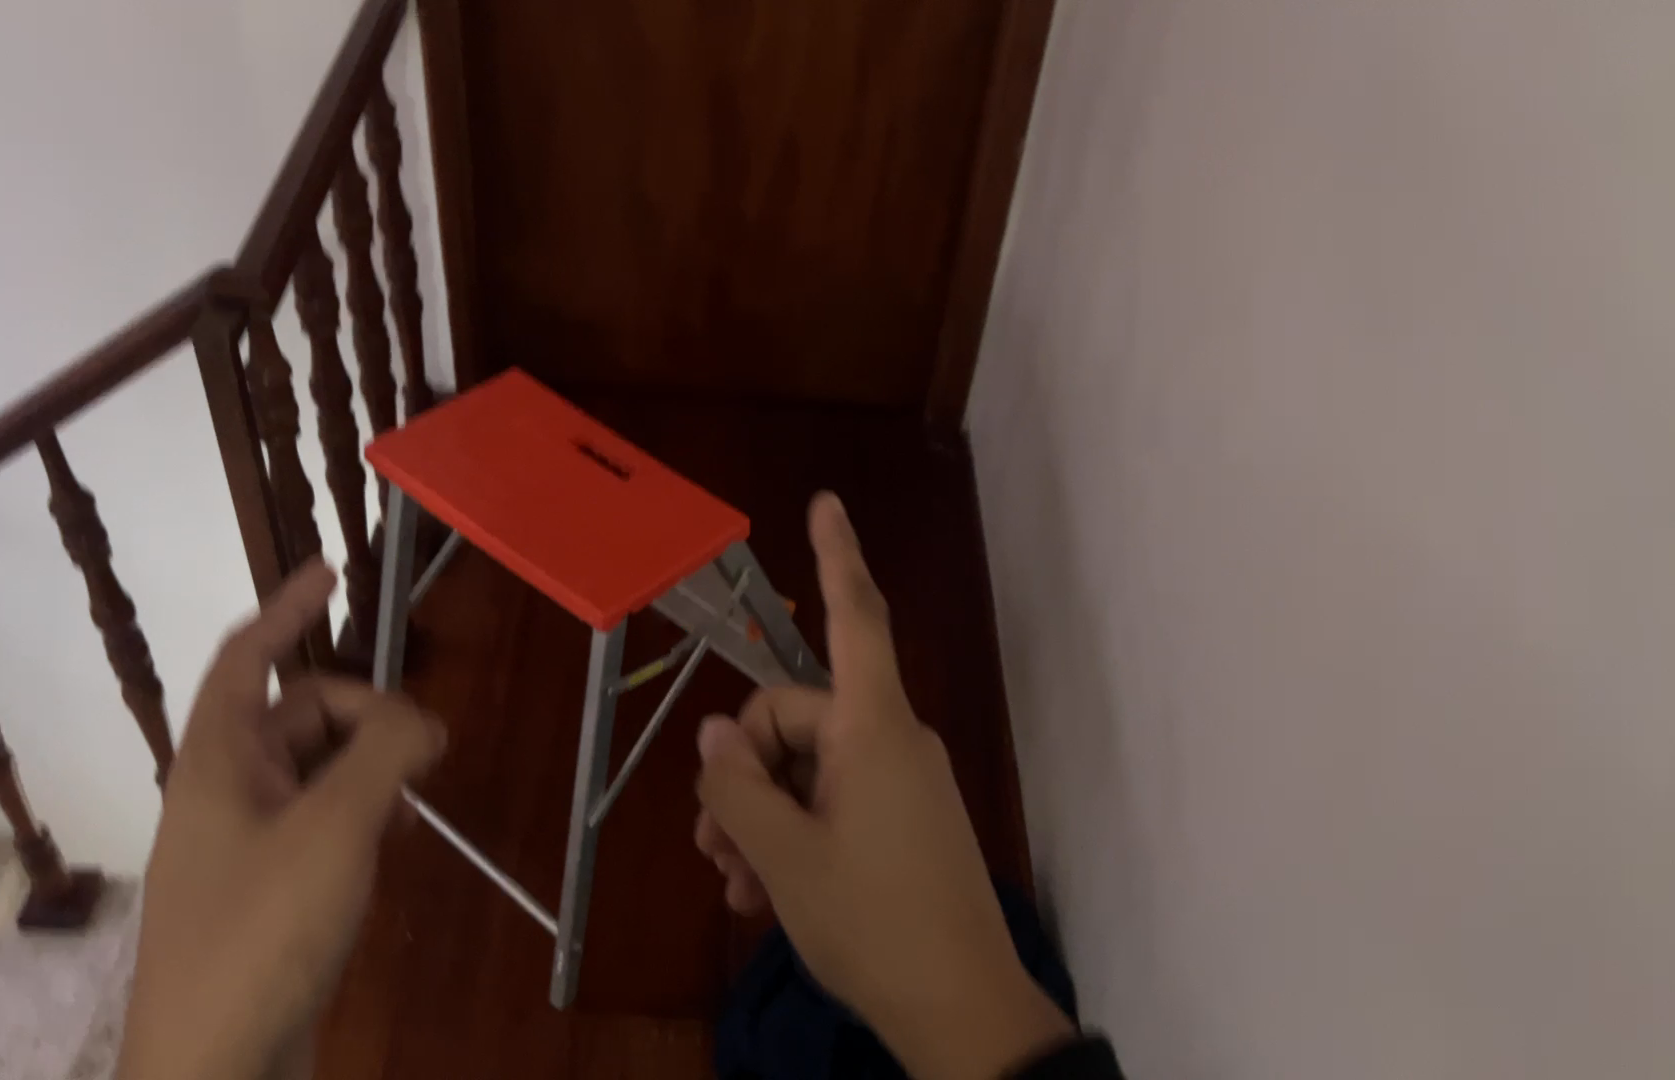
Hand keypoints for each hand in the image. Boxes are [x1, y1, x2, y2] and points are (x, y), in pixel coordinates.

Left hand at [117, 560, 445, 1079]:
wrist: (216, 1073)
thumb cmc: (262, 931)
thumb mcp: (336, 826)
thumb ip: (386, 752)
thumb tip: (424, 718)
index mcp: (217, 764)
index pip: (246, 659)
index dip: (285, 608)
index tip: (331, 572)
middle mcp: (225, 793)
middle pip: (299, 714)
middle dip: (364, 710)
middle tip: (427, 741)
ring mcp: (246, 842)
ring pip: (317, 767)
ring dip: (370, 760)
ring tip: (418, 786)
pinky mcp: (270, 884)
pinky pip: (322, 814)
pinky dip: (364, 804)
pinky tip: (396, 831)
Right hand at [694, 494, 1073, 1079]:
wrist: (963, 1018)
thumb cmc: (874, 923)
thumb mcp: (785, 856)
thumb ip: (740, 787)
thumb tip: (713, 734)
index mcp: (874, 729)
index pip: (855, 619)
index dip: (838, 556)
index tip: (826, 502)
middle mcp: (890, 742)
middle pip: (795, 719)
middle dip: (743, 771)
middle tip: (711, 842)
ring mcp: (897, 784)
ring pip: (806, 769)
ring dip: (760, 814)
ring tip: (733, 877)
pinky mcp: (899, 823)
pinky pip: (831, 803)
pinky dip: (792, 834)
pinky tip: (761, 889)